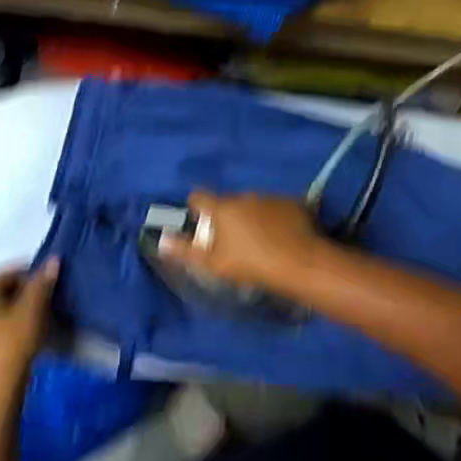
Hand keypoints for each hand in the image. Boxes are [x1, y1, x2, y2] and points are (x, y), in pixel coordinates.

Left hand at [0, 259, 59, 398]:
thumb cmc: (12, 345)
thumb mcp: (32, 311)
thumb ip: (42, 285)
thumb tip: (53, 260)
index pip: (1, 275)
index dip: (24, 272)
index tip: (44, 277)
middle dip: (21, 292)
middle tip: (45, 296)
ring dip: (17, 312)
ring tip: (40, 317)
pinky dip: (12, 328)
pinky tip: (28, 338)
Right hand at [157, 191, 329, 289]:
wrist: (300, 262)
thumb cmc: (251, 264)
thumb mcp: (213, 264)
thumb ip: (185, 251)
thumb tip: (161, 240)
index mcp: (222, 207)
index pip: (199, 197)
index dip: (196, 209)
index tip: (201, 225)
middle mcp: (245, 195)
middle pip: (228, 202)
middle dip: (228, 217)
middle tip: (233, 243)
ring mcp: (270, 197)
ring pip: (254, 205)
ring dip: (253, 217)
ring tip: (262, 242)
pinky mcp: (293, 203)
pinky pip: (277, 208)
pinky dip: (276, 219)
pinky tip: (283, 238)